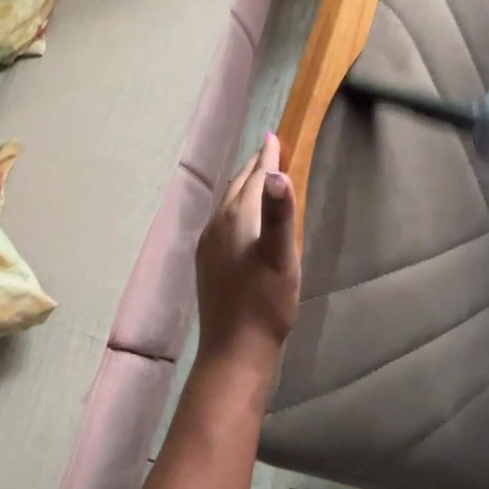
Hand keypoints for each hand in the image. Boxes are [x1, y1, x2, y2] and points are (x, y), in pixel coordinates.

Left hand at [194, 132, 300, 375]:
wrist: (234, 352)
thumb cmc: (265, 303)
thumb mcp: (282, 257)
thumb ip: (281, 214)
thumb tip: (278, 173)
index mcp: (237, 217)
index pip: (255, 177)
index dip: (268, 156)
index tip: (275, 136)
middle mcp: (217, 225)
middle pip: (239, 187)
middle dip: (256, 168)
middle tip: (271, 151)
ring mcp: (208, 245)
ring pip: (230, 204)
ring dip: (246, 188)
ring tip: (260, 180)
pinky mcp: (207, 263)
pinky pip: (224, 222)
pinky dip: (239, 209)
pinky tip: (243, 221)